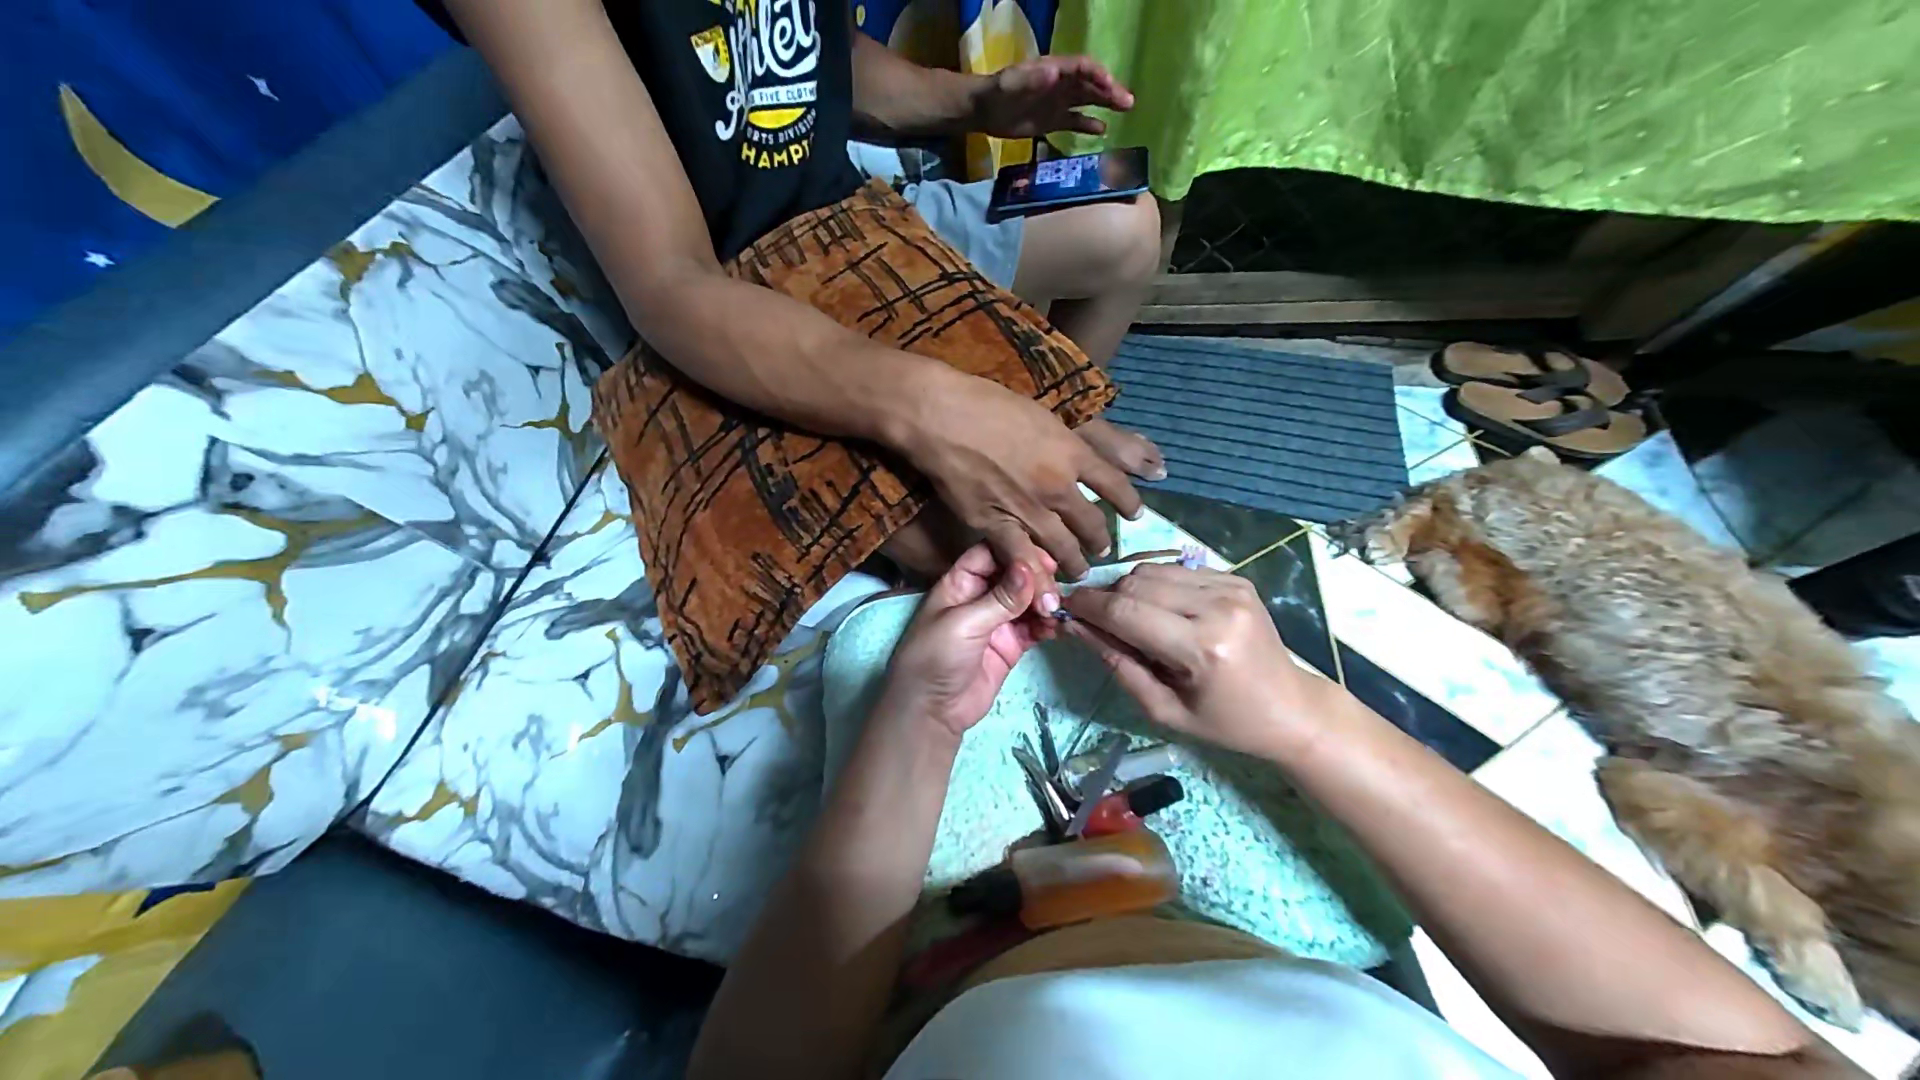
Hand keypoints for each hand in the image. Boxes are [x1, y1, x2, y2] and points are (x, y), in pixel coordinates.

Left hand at [879, 545, 1053, 739]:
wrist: (931, 712)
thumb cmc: (935, 658)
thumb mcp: (964, 623)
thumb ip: (1000, 598)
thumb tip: (1030, 568)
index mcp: (959, 582)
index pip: (991, 553)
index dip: (1016, 551)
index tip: (1043, 558)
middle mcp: (980, 596)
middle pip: (1014, 574)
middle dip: (1037, 578)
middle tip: (1054, 590)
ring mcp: (996, 620)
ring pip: (1028, 600)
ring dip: (1045, 601)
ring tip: (1058, 609)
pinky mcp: (1010, 644)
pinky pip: (1034, 627)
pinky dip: (1047, 624)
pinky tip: (1057, 625)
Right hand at [896, 368, 1142, 604]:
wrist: (945, 418)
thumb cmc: (989, 403)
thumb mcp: (1041, 412)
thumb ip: (1063, 437)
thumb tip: (1076, 449)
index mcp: (1072, 452)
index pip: (1115, 484)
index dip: (1128, 502)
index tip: (1134, 513)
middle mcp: (1058, 486)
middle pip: (1091, 522)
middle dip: (1100, 540)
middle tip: (1102, 549)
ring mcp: (1028, 510)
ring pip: (1063, 547)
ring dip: (1075, 561)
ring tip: (1078, 570)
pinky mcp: (996, 525)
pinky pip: (1022, 558)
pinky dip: (1036, 577)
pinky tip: (1045, 591)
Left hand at [973, 55, 1133, 138]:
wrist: (984, 110)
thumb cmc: (997, 93)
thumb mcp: (1012, 83)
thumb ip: (1033, 79)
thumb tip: (1055, 73)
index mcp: (1054, 70)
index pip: (1082, 68)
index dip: (1098, 75)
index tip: (1111, 86)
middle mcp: (1060, 84)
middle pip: (1090, 84)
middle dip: (1110, 91)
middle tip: (1129, 103)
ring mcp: (1057, 103)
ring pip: (1087, 101)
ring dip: (1105, 104)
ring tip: (1125, 111)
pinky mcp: (1052, 121)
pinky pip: (1074, 121)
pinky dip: (1088, 124)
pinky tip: (1102, 130)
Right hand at [1062, 563, 1335, 757]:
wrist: (1291, 708)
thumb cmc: (1224, 722)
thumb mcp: (1163, 709)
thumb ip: (1117, 664)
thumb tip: (1075, 626)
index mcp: (1203, 647)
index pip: (1126, 612)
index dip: (1087, 606)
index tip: (1063, 608)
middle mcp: (1219, 606)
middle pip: (1135, 583)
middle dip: (1105, 598)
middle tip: (1094, 619)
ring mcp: (1231, 586)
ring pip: (1151, 569)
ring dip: (1128, 589)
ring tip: (1129, 618)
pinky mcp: (1236, 578)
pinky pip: (1175, 569)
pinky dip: (1156, 585)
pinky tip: (1160, 610)